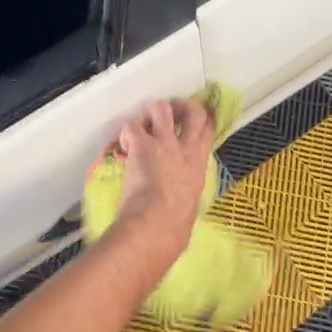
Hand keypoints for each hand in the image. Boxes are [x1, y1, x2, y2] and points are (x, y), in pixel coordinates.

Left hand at [111, 98, 214, 254]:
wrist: (157, 224)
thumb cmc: (175, 225)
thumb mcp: (190, 202)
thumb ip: (186, 188)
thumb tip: (180, 198)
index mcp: (198, 163)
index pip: (208, 128)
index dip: (201, 118)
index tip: (191, 119)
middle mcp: (185, 147)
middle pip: (192, 110)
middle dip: (179, 107)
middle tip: (166, 116)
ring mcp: (164, 143)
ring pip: (161, 108)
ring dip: (149, 115)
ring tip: (142, 129)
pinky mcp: (142, 145)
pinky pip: (131, 125)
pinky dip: (125, 133)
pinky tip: (123, 147)